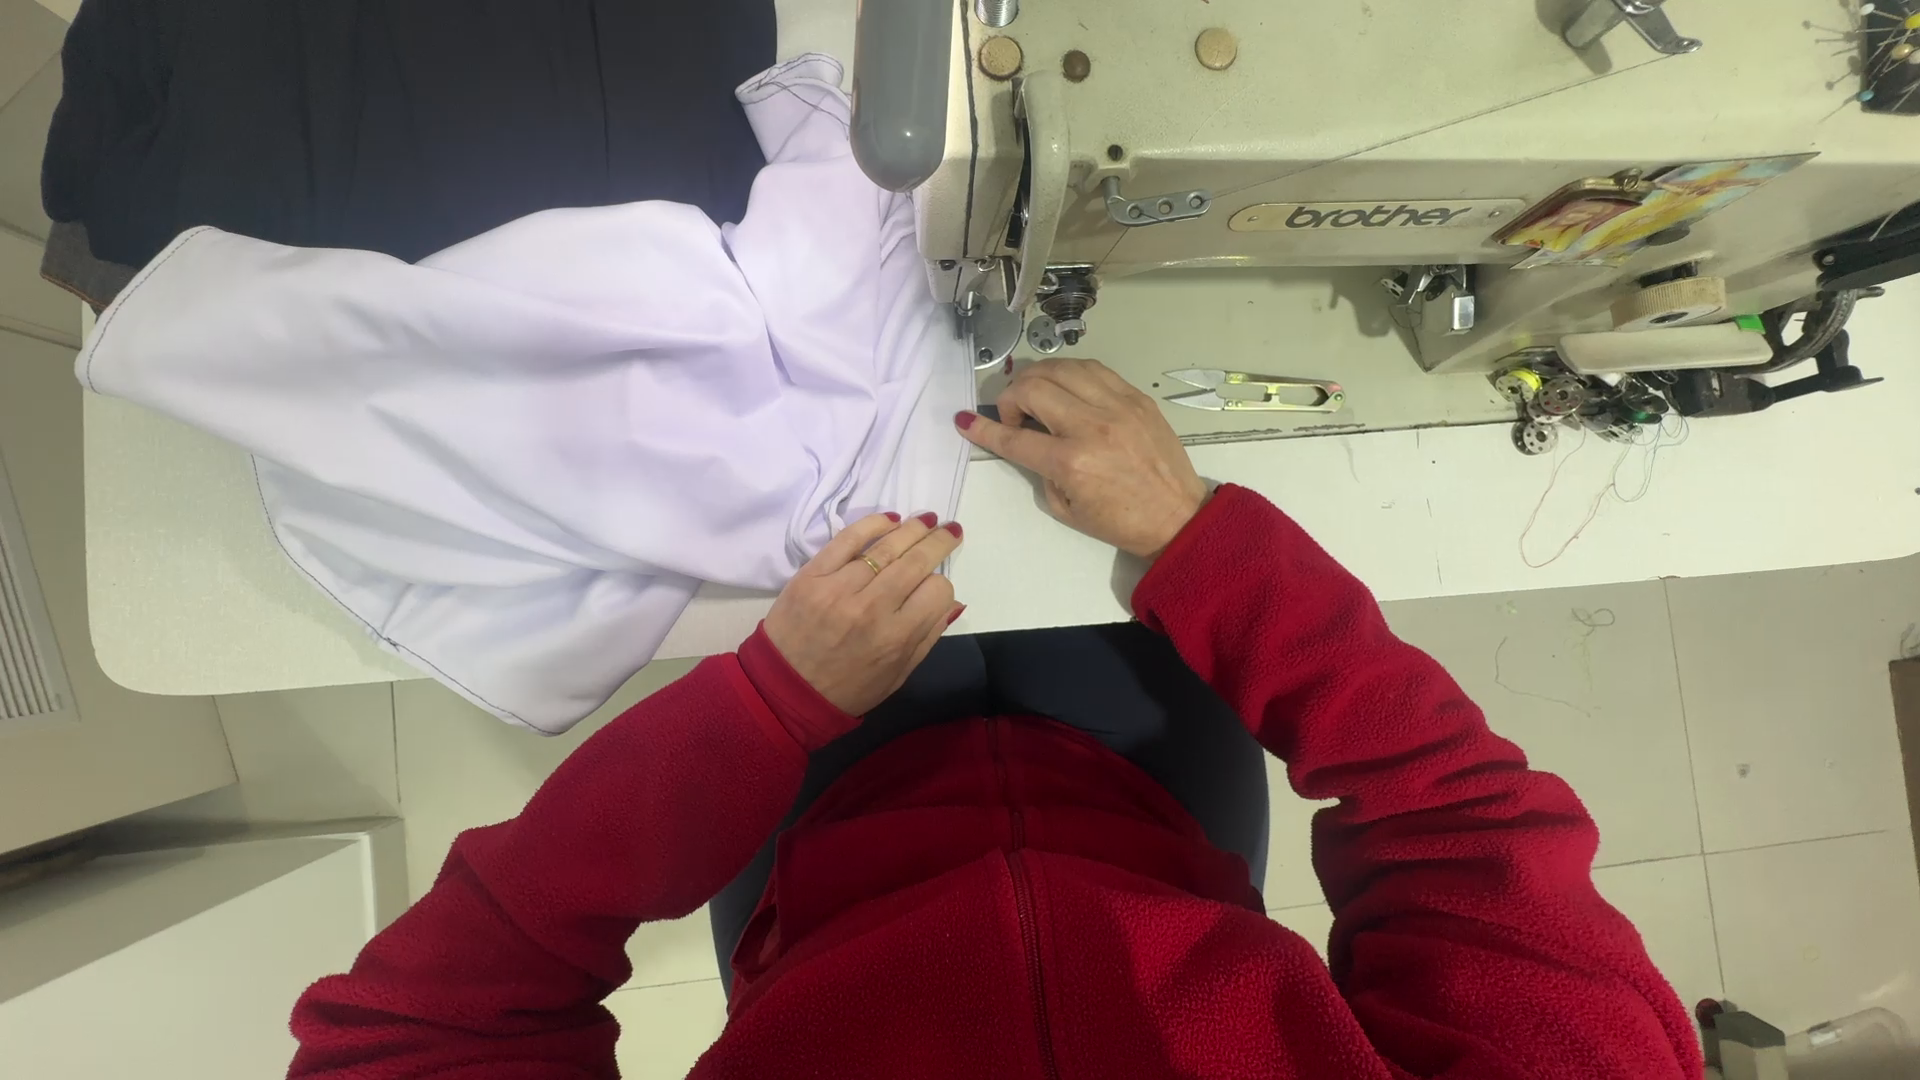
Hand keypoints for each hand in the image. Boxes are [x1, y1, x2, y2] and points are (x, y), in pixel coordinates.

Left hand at [763, 512, 964, 714]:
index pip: (937, 591)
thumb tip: (952, 602)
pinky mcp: (812, 575)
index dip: (942, 586)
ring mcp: (839, 588)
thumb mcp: (897, 675)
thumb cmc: (848, 688)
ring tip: (927, 520)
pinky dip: (871, 525)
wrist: (784, 690)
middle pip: (916, 561)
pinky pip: (847, 540)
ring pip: (886, 547)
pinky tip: (890, 519)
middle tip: (951, 530)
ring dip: (912, 529)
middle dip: (939, 542)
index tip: (935, 588)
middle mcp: (872, 608)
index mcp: (896, 638)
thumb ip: (928, 637)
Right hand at [955, 358, 1208, 557]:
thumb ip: (1040, 470)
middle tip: (1015, 417)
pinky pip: (1093, 368)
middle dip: (1011, 398)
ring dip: (1037, 377)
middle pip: (1033, 388)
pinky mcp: (1136, 396)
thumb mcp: (1065, 508)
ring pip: (1061, 368)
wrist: (1176, 515)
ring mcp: (1117, 406)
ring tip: (1036, 395)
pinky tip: (1064, 385)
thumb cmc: (1118, 522)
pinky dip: (1069, 372)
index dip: (984, 428)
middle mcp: (1091, 426)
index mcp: (1071, 463)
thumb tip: (1028, 439)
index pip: (1014, 437)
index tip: (965, 421)